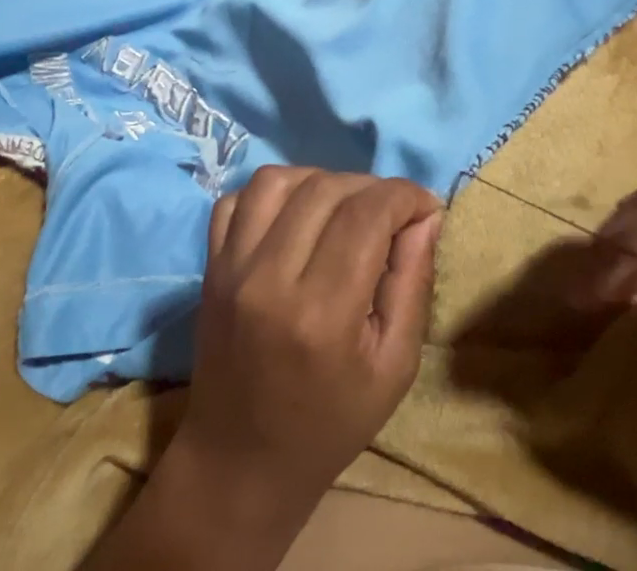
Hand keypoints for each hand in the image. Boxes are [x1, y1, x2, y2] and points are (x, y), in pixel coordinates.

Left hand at [81, 167, 440, 570]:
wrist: (242, 456)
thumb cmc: (330, 422)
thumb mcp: (394, 367)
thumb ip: (412, 283)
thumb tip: (426, 216)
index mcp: (322, 313)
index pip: (366, 214)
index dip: (404, 196)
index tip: (425, 206)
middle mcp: (269, 278)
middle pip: (324, 190)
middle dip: (371, 187)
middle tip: (393, 212)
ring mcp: (230, 268)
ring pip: (277, 181)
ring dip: (321, 181)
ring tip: (347, 207)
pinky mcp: (209, 267)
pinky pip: (236, 201)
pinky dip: (272, 192)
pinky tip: (297, 215)